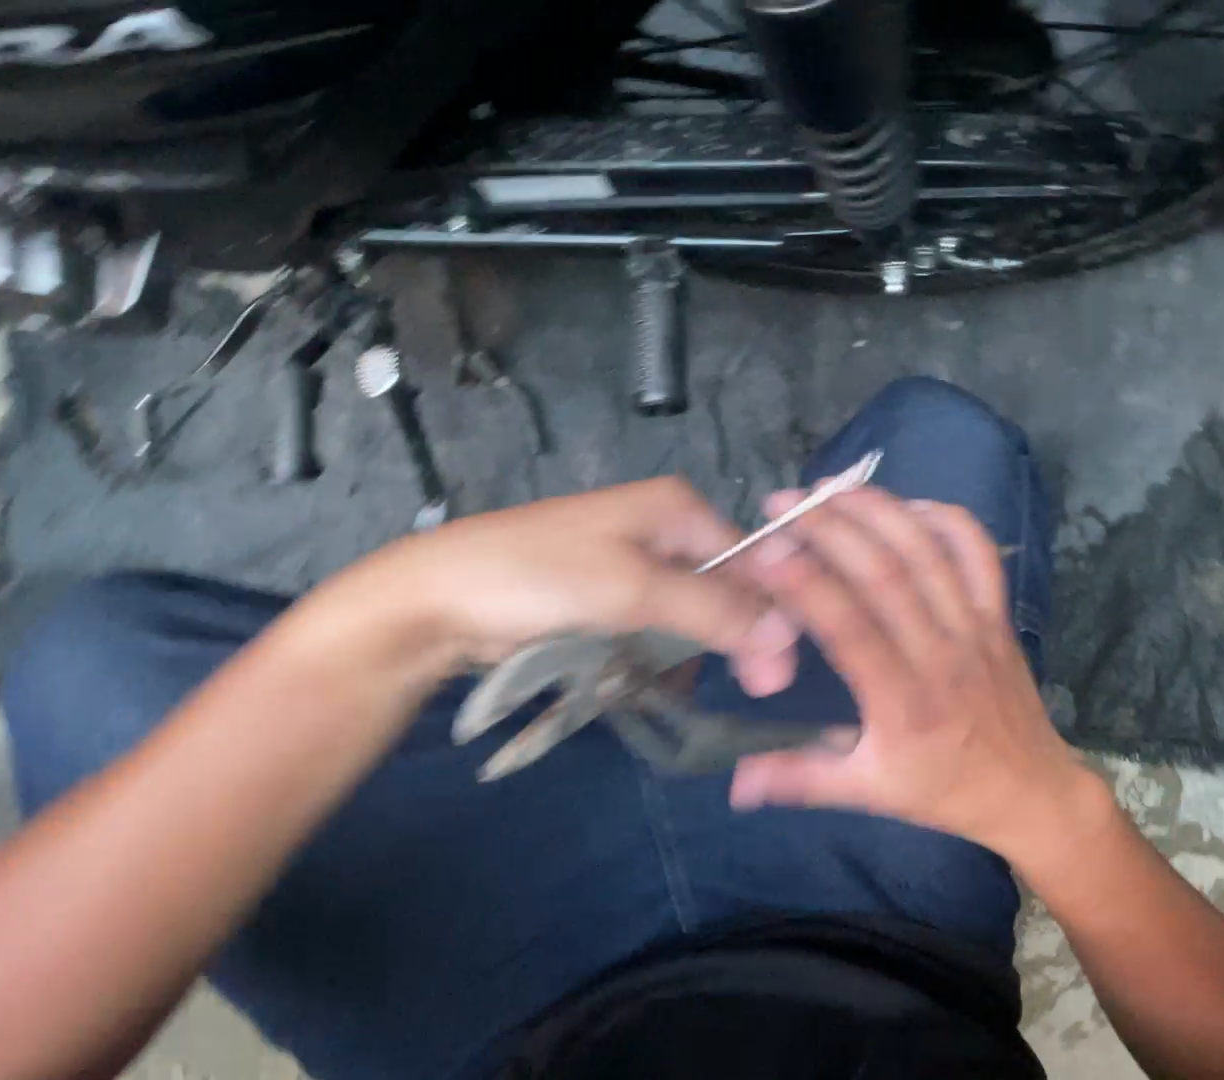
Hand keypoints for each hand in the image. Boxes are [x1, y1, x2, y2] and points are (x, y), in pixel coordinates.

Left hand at [297, 478, 799, 695]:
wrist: (437, 598)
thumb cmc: (539, 578)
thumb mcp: (633, 590)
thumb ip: (714, 610)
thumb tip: (787, 634)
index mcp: (675, 508)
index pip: (748, 560)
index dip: (768, 614)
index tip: (774, 675)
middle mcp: (660, 528)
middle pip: (721, 587)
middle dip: (732, 637)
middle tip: (751, 690)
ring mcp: (630, 563)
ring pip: (689, 612)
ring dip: (693, 651)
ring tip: (686, 688)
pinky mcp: (605, 595)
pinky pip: (653, 627)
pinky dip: (659, 654)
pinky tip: (656, 681)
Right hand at [728, 487, 1095, 856]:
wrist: (1030, 794)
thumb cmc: (943, 791)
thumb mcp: (869, 793)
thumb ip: (800, 779)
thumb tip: (734, 785)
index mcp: (903, 701)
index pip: (848, 627)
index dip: (804, 583)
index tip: (763, 549)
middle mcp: (941, 654)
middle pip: (885, 574)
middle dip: (830, 528)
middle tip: (783, 502)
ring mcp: (975, 628)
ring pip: (928, 553)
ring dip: (879, 511)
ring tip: (830, 487)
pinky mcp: (999, 615)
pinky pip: (978, 553)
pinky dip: (946, 519)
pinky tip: (905, 504)